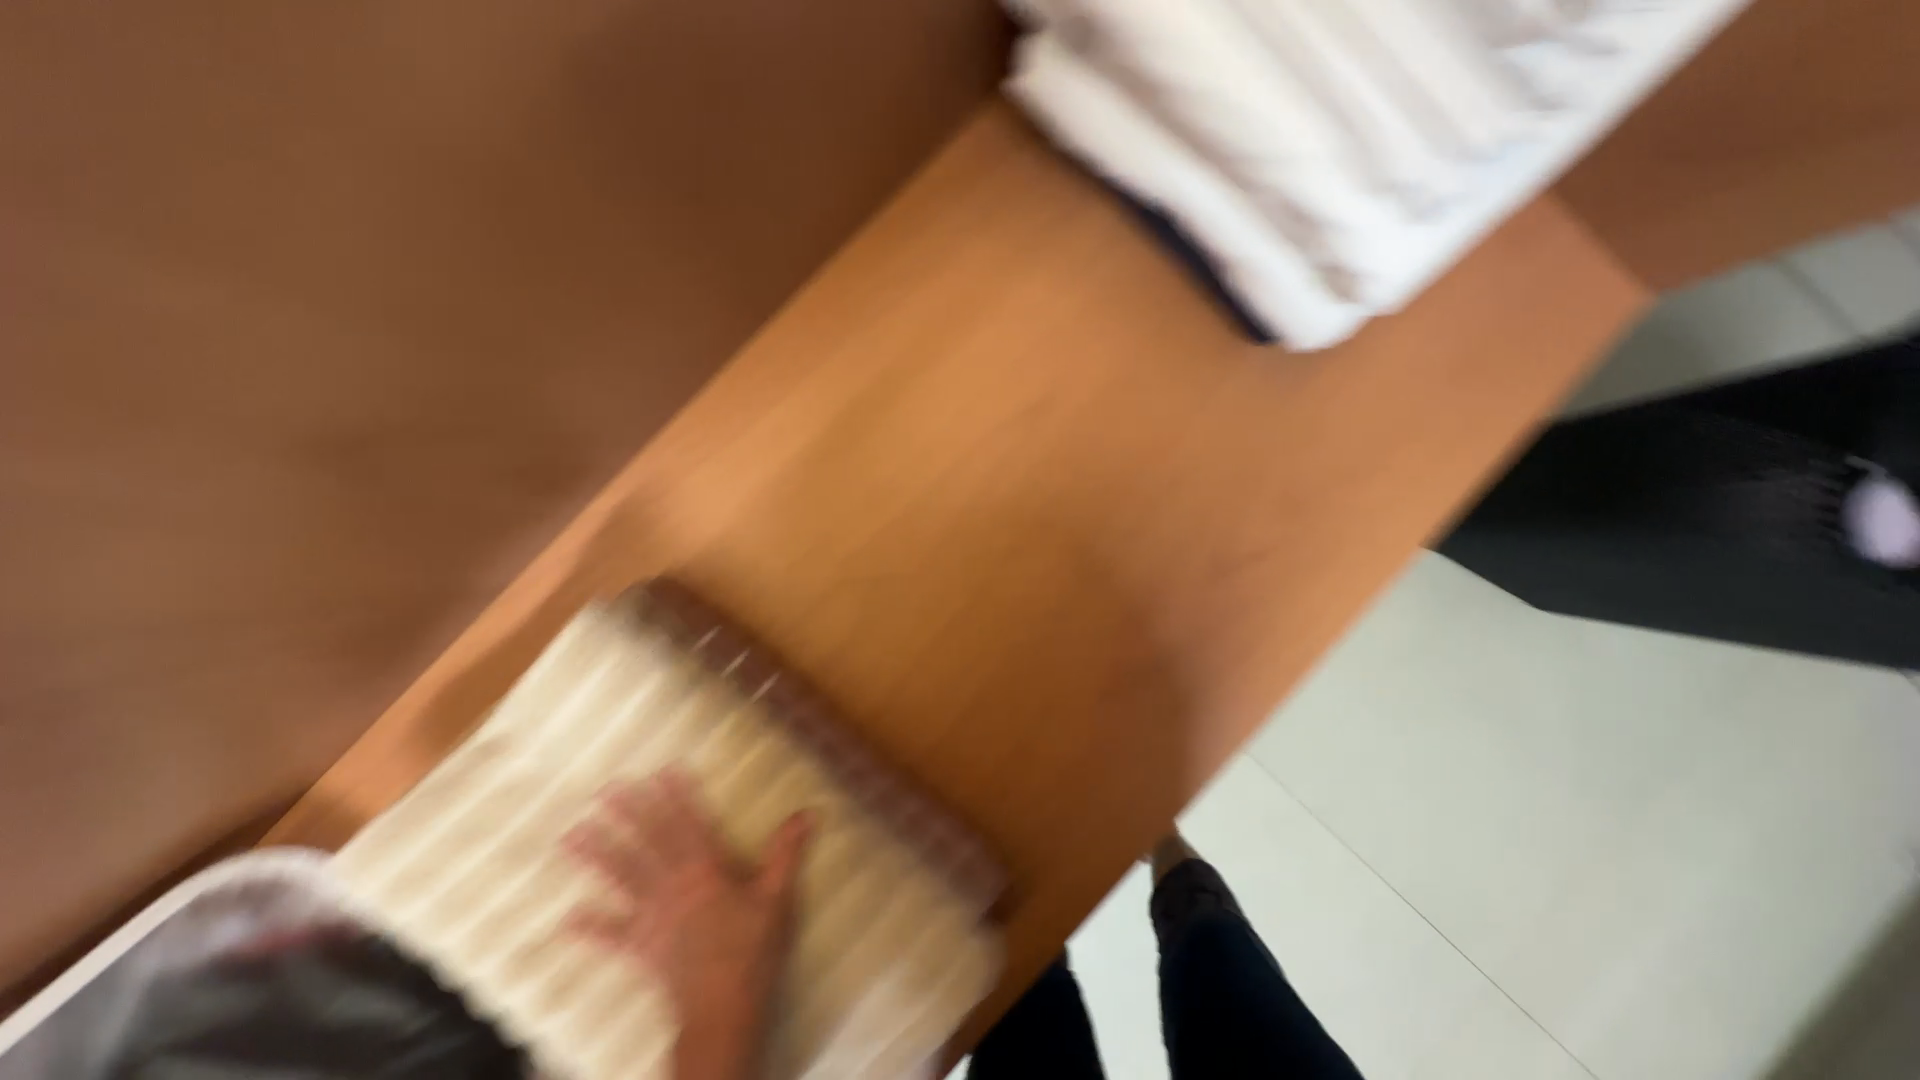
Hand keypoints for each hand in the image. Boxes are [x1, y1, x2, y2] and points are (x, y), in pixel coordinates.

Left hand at [563, 769, 812, 1079]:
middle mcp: (673, 887)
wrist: (723, 1008)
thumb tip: (806, 812)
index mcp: (706, 871)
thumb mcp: (777, 897)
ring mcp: (652, 917)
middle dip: (628, 815)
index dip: (676, 797)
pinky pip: (612, 935)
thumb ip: (786, 852)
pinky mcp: (641, 948)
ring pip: (622, 879)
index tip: (660, 771)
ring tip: (572, 835)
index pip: (690, 825)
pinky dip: (591, 928)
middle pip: (648, 844)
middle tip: (605, 791)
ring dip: (597, 856)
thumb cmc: (752, 949)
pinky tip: (568, 919)